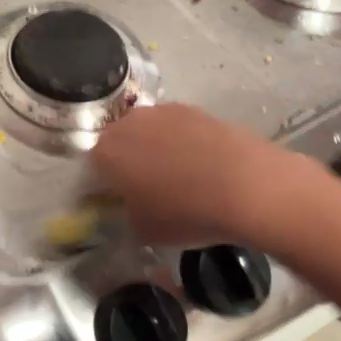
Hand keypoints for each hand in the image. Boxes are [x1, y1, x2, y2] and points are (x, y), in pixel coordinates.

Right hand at [90, 103, 328, 245]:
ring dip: (157, 150)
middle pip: (120, 141)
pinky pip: (180, 129)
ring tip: (179, 179)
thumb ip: (126, 215)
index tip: (117, 202)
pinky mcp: (197, 109)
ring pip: (150, 132)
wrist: (248, 186)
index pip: (92, 167)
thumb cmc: (185, 213)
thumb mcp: (143, 231)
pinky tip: (203, 168)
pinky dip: (185, 145)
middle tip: (146, 189)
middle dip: (128, 162)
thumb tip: (131, 207)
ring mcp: (165, 111)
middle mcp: (129, 123)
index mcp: (105, 152)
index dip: (103, 185)